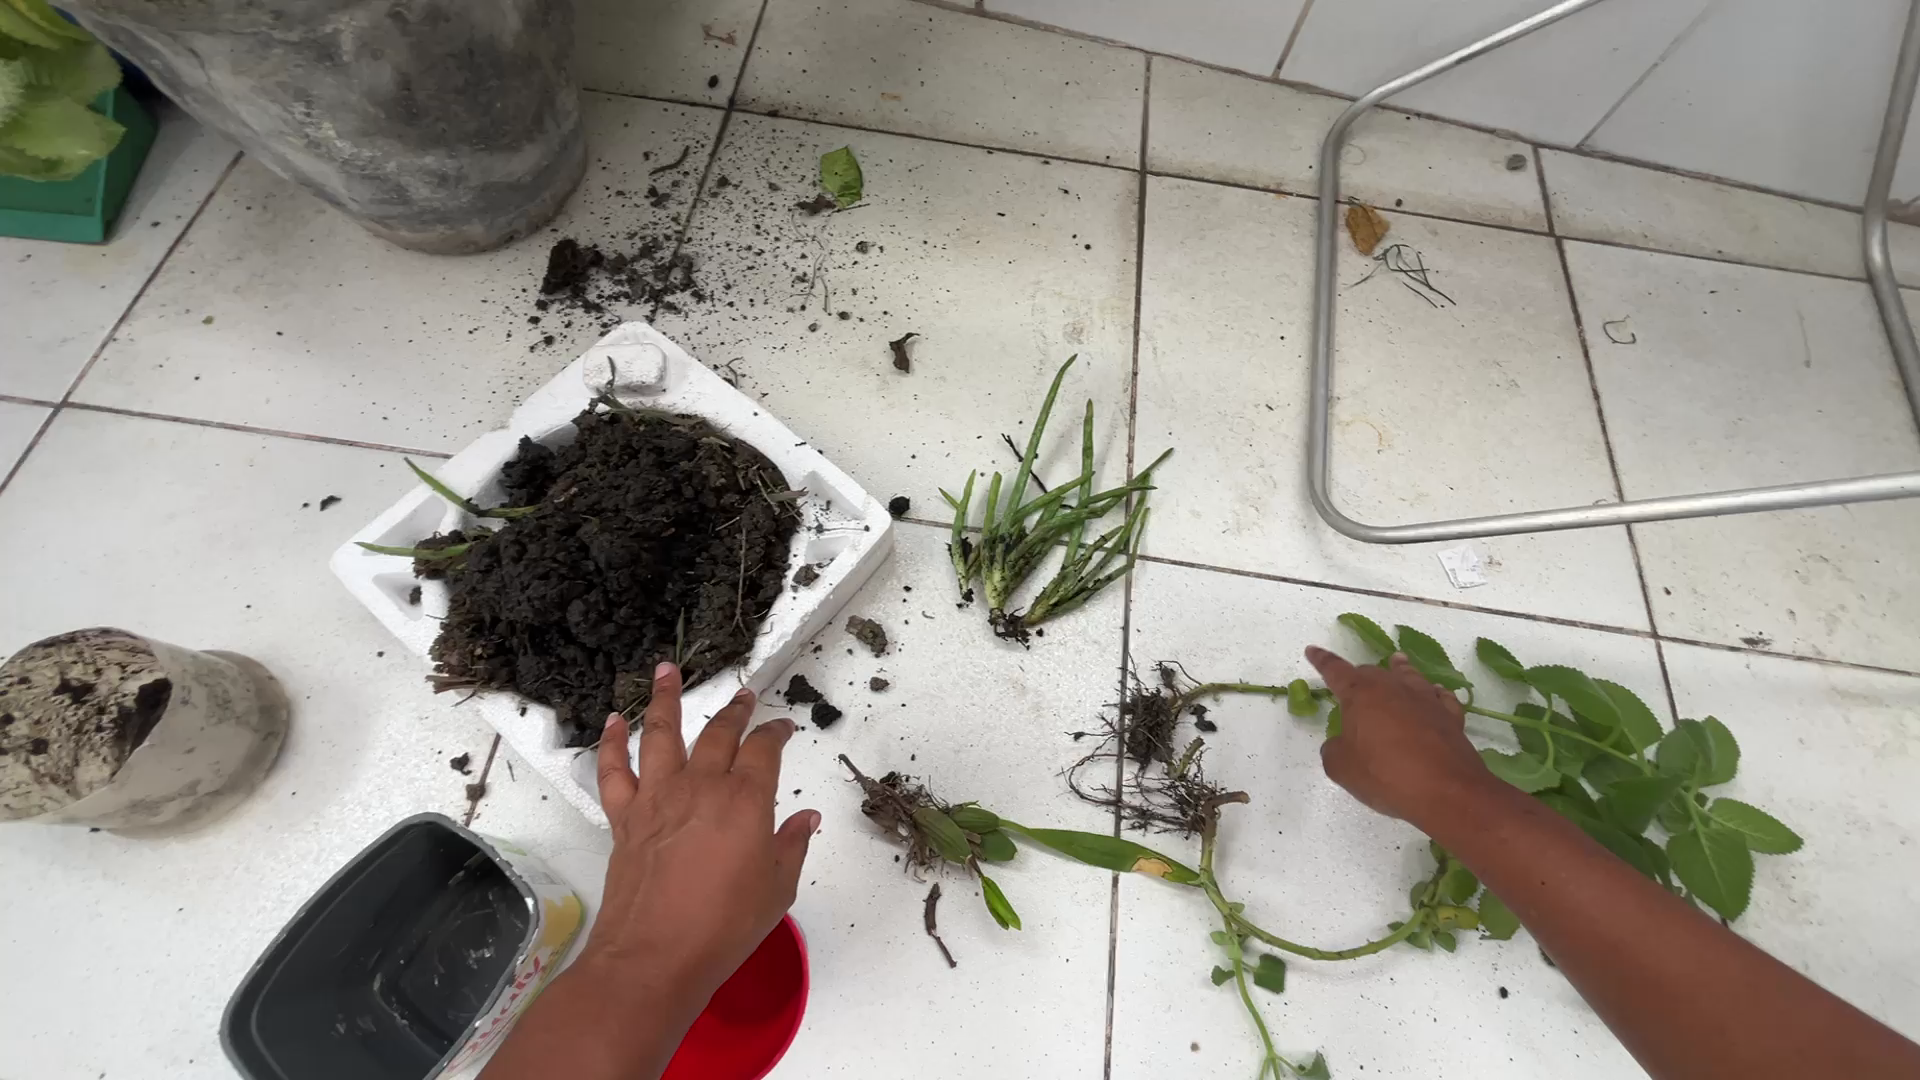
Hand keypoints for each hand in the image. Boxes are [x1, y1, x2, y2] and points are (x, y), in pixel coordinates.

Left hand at [579, 662, 818, 1003]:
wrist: (652, 960)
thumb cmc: (724, 926)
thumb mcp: (777, 888)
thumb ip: (793, 844)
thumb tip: (808, 817)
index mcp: (746, 800)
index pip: (764, 749)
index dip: (776, 732)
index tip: (784, 728)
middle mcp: (702, 786)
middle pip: (720, 733)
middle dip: (735, 710)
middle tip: (744, 694)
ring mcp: (658, 797)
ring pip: (662, 734)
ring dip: (666, 699)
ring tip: (666, 669)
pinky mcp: (625, 817)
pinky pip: (613, 771)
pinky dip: (612, 744)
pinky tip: (614, 722)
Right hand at [1304, 646, 1493, 826]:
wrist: (1447, 793)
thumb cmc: (1385, 774)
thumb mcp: (1340, 766)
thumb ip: (1334, 748)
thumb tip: (1344, 743)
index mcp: (1360, 694)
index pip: (1335, 670)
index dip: (1322, 660)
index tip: (1312, 650)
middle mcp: (1392, 689)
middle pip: (1373, 672)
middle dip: (1359, 674)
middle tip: (1352, 683)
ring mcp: (1425, 702)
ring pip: (1409, 676)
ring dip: (1400, 669)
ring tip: (1398, 661)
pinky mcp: (1451, 719)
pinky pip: (1441, 698)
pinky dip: (1434, 694)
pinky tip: (1435, 694)